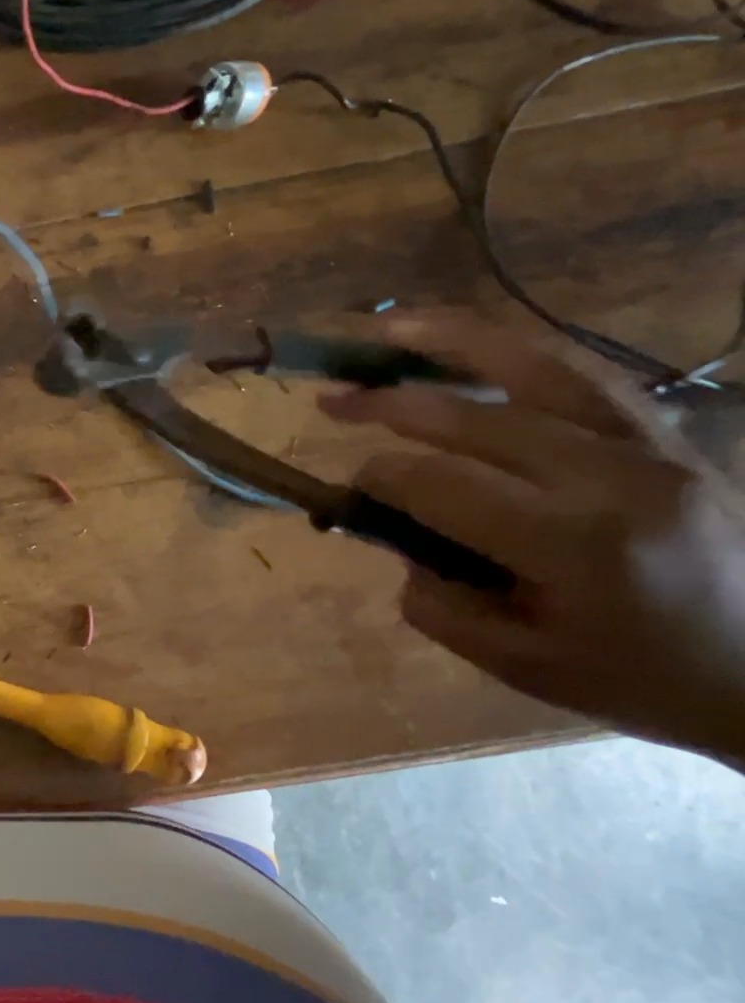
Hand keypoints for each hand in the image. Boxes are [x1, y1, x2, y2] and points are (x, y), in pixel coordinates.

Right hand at [321, 316, 744, 763]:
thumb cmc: (640, 676)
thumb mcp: (518, 662)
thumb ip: (437, 601)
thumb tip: (397, 536)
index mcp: (570, 542)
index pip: (438, 483)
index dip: (378, 477)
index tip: (351, 490)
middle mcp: (612, 478)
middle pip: (476, 420)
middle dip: (390, 403)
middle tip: (333, 401)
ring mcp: (651, 447)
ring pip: (541, 369)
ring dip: (457, 341)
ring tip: (393, 326)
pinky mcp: (670, 437)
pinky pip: (589, 376)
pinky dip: (523, 353)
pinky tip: (478, 346)